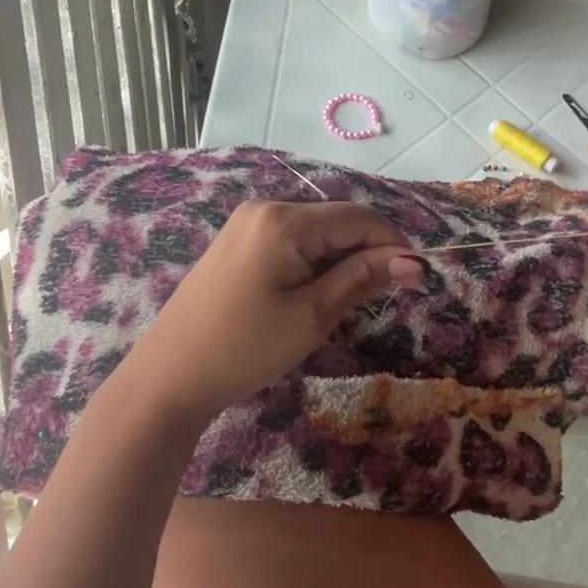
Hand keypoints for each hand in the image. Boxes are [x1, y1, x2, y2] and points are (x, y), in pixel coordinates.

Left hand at [125, 200, 425, 415]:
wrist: (168, 378)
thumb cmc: (244, 348)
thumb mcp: (312, 315)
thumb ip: (362, 278)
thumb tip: (412, 261)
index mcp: (284, 220)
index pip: (358, 218)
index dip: (393, 244)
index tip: (418, 279)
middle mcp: (265, 209)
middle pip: (336, 221)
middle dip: (368, 252)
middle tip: (391, 295)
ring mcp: (247, 225)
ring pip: (315, 233)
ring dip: (343, 259)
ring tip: (354, 300)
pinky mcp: (237, 244)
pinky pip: (292, 242)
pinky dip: (315, 263)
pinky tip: (318, 294)